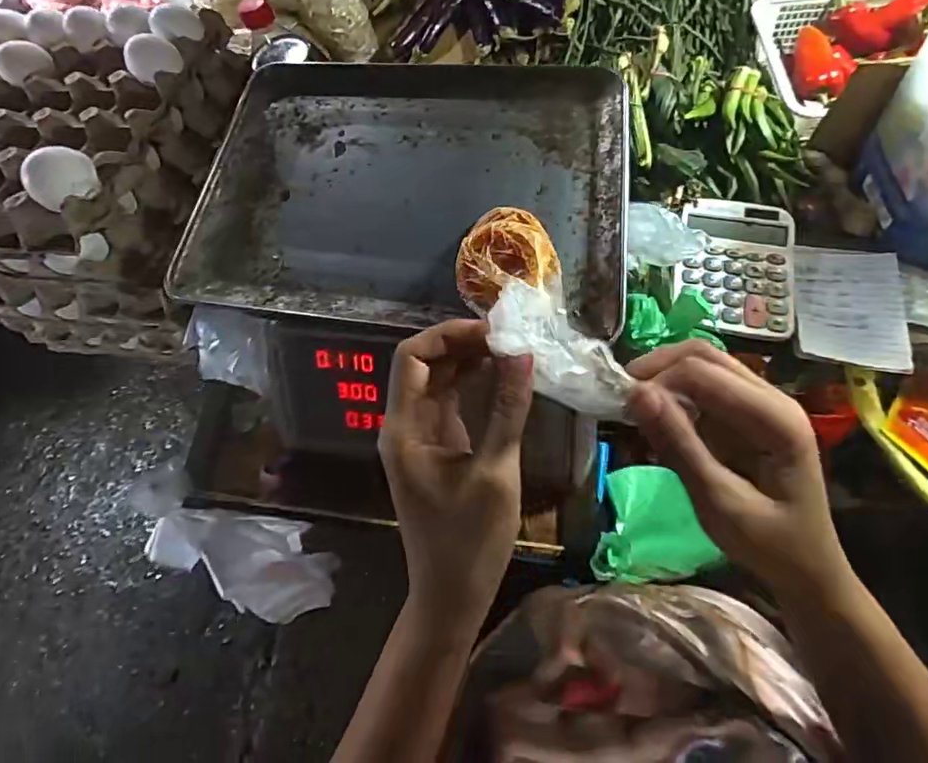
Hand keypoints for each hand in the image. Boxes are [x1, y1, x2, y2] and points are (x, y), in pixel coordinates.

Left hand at [380, 319, 533, 626]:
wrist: (451, 597)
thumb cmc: (469, 541)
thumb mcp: (495, 471)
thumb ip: (508, 410)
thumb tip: (522, 355)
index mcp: (404, 429)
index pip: (412, 357)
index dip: (448, 335)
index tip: (491, 331)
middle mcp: (405, 425)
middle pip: (426, 363)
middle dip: (464, 343)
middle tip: (509, 335)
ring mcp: (421, 435)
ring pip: (440, 379)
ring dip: (471, 360)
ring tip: (512, 347)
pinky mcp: (438, 446)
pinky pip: (451, 401)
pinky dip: (475, 383)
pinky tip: (504, 374)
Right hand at [626, 341, 851, 593]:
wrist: (809, 573)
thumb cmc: (771, 546)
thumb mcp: (720, 504)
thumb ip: (680, 446)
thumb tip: (637, 394)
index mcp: (776, 417)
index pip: (703, 371)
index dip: (658, 380)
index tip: (621, 407)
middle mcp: (771, 397)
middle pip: (703, 356)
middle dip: (657, 369)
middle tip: (619, 397)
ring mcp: (759, 403)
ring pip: (702, 365)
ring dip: (663, 377)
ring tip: (631, 406)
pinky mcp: (744, 414)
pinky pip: (703, 387)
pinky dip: (673, 395)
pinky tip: (654, 418)